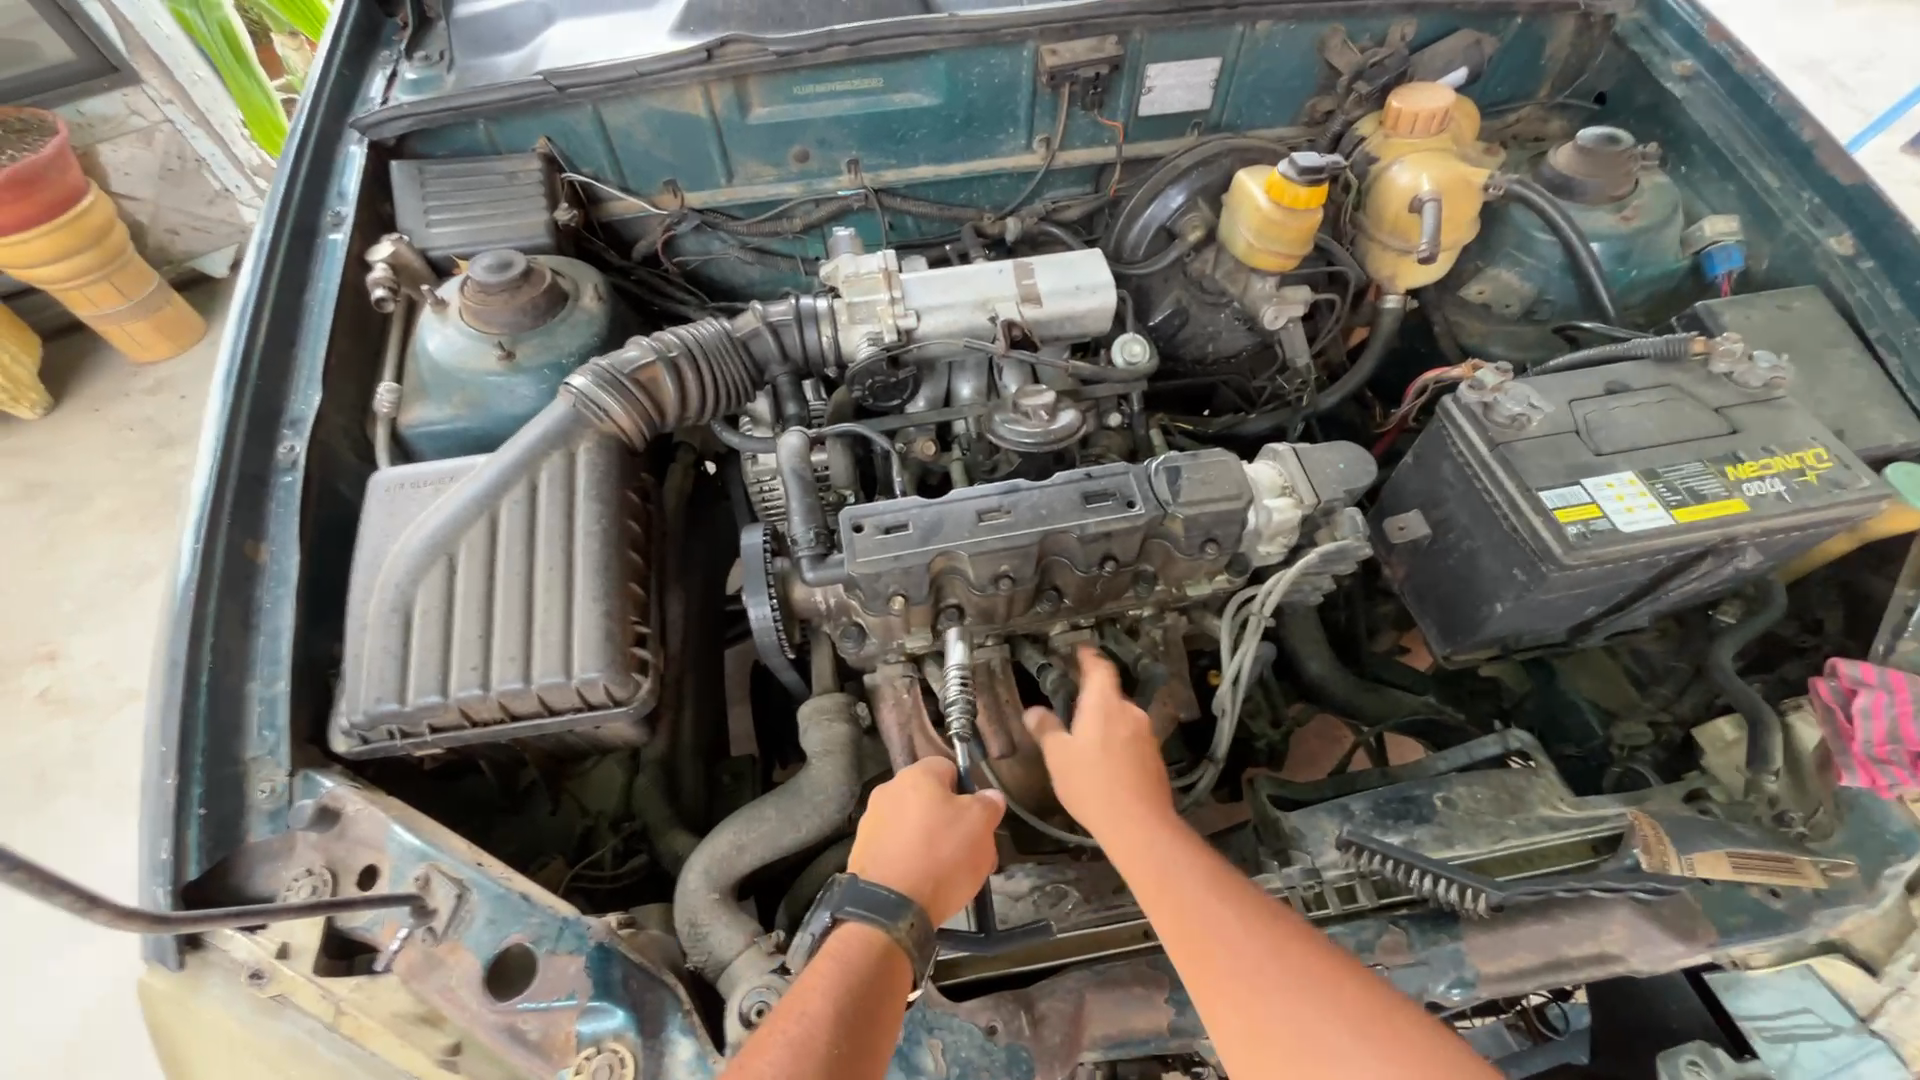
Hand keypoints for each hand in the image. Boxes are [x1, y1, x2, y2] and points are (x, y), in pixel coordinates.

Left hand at [847, 756, 1005, 925]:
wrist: (887, 909)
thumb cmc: (940, 856)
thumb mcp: (980, 825)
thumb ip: (988, 804)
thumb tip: (990, 795)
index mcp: (916, 775)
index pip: (949, 768)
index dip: (967, 790)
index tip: (978, 817)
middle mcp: (888, 790)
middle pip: (930, 799)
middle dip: (951, 821)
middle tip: (969, 850)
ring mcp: (871, 822)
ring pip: (914, 826)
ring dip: (930, 842)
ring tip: (948, 873)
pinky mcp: (862, 853)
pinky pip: (897, 849)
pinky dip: (910, 860)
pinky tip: (923, 883)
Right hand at [1023, 645, 1173, 836]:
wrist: (1139, 824)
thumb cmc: (1092, 785)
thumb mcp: (1058, 757)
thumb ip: (1046, 729)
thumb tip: (1033, 711)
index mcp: (1103, 704)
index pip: (1099, 668)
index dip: (1089, 656)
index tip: (1080, 650)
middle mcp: (1129, 711)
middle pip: (1110, 694)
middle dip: (1093, 698)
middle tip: (1073, 708)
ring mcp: (1146, 733)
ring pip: (1121, 717)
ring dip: (1105, 722)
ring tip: (1087, 740)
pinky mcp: (1155, 755)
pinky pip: (1131, 737)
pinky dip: (1117, 740)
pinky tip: (1106, 761)